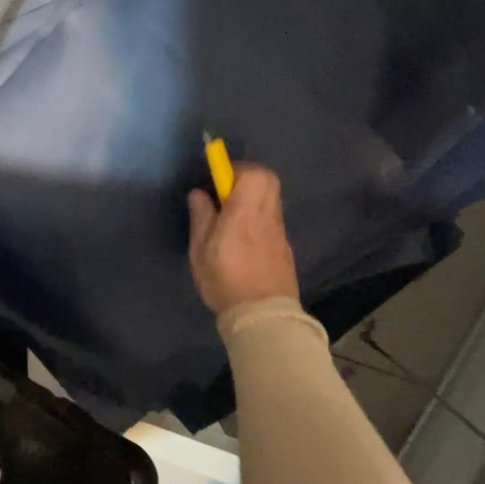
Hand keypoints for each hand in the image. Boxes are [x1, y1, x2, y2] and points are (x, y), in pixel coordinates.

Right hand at [187, 163, 300, 313]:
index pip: (253, 174)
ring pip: (271, 198)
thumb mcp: (201, 250)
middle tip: (226, 192)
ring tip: (231, 216)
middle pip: (268, 179)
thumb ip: (202, 217)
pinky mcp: (284, 247)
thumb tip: (200, 193)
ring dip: (253, 197)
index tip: (217, 178)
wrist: (262, 315)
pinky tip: (243, 238)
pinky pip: (272, 218)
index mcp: (245, 213)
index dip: (235, 168)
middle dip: (247, 177)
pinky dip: (259, 216)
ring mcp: (279, 232)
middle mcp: (267, 216)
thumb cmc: (225, 280)